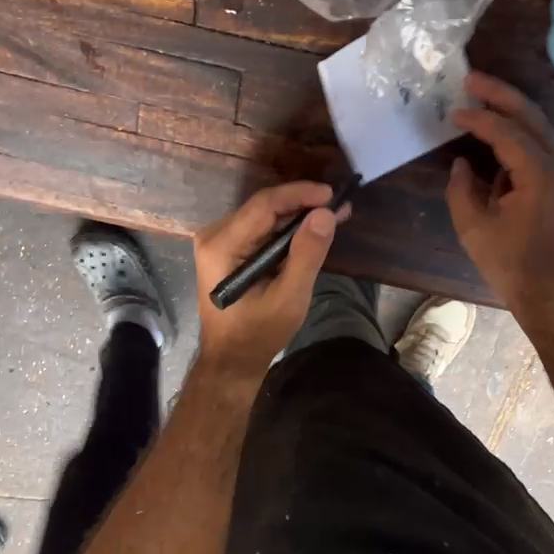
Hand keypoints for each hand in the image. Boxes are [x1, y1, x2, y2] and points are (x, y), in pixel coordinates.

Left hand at [193, 182, 347, 376]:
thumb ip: (306, 255)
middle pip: (263, 207)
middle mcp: (214, 236)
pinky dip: (285, 230)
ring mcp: (218, 242)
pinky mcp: (226, 251)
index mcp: (221, 246)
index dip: (299, 195)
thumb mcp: (289, 298)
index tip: (332, 194)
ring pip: (263, 217)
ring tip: (331, 217)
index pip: (264, 206)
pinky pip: (259, 230)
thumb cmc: (258, 334)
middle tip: (339, 207)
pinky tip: (310, 232)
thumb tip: (325, 214)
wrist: (232, 359)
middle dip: (302, 205)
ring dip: (297, 216)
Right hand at [447, 72, 553, 313]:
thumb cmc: (509, 266)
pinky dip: (521, 144)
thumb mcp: (473, 228)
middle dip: (501, 96)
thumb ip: (462, 189)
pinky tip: (498, 149)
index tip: (453, 110)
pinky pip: (545, 154)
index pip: (507, 132)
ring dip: (511, 118)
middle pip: (532, 117)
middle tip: (472, 79)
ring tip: (482, 108)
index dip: (478, 118)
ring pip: (541, 132)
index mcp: (541, 173)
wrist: (549, 295)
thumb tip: (462, 164)